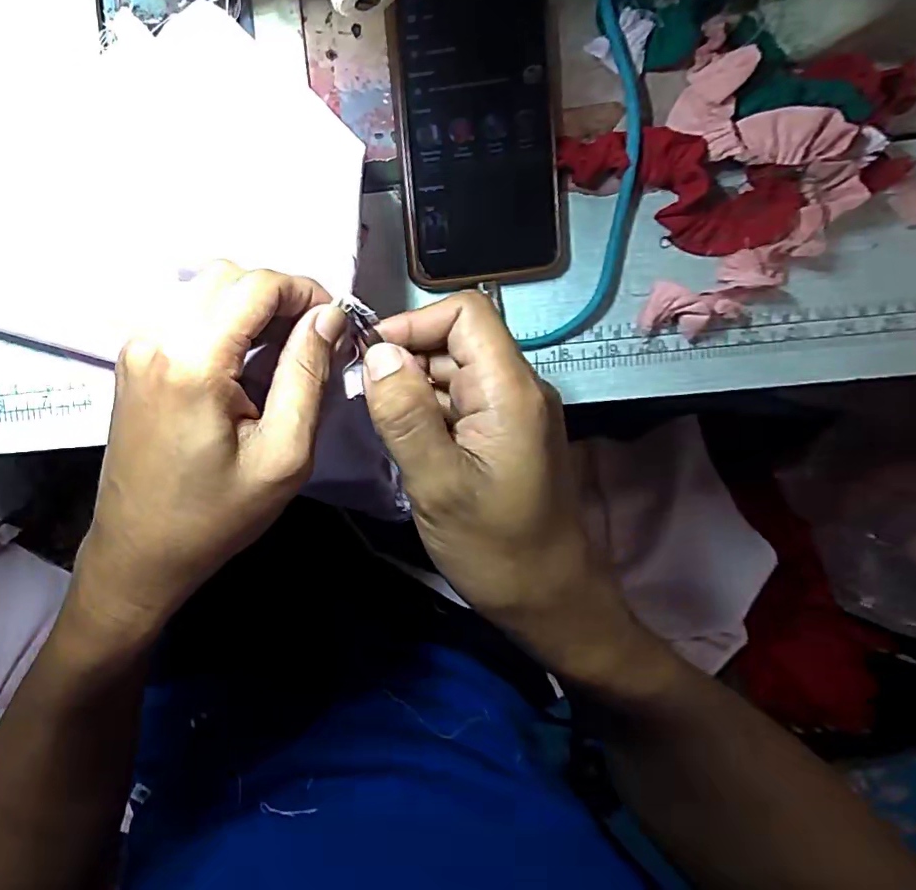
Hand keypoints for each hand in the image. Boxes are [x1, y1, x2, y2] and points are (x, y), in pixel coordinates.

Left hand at [73, 262, 346, 641]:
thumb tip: (328, 316)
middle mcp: (155, 339)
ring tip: (282, 349)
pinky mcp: (134, 358)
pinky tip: (245, 359)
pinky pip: (187, 311)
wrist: (137, 552)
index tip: (335, 322)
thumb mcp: (283, 455)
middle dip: (279, 295)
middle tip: (312, 337)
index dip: (305, 292)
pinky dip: (225, 318)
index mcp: (191, 362)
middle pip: (229, 275)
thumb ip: (307, 375)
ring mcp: (137, 346)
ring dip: (252, 304)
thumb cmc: (214, 516)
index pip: (257, 285)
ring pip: (206, 287)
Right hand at [360, 292, 639, 670]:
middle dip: (406, 359)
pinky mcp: (504, 433)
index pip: (466, 314)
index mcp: (510, 390)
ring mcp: (513, 411)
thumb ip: (405, 414)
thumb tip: (376, 353)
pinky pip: (460, 401)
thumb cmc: (496, 548)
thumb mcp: (438, 484)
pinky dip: (427, 410)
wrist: (550, 602)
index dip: (414, 323)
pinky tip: (406, 440)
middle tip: (365, 397)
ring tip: (381, 422)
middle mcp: (517, 388)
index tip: (370, 356)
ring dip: (413, 387)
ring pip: (454, 371)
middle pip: (456, 341)